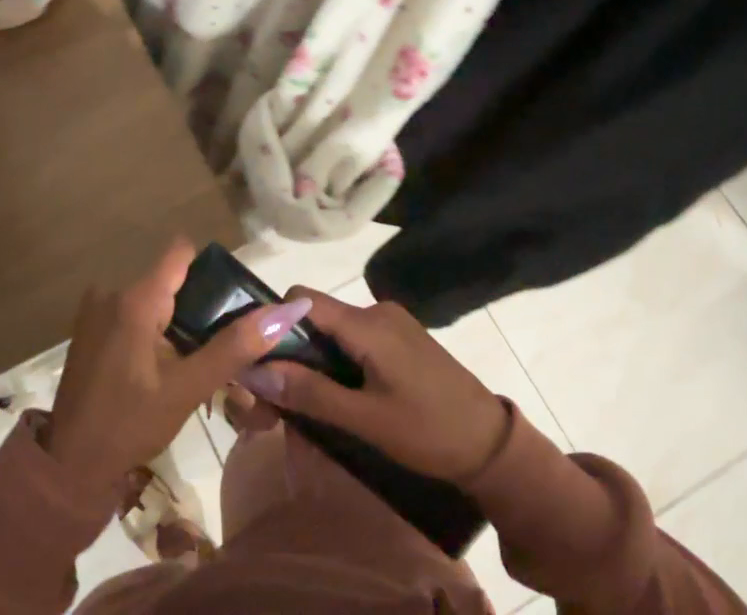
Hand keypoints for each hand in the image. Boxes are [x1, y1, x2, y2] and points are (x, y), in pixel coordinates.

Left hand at [44, 240, 312, 489]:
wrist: (70, 463)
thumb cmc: (130, 424)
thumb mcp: (188, 388)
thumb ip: (236, 346)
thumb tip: (287, 309)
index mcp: (135, 298)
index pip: (181, 252)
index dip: (212, 271)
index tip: (234, 305)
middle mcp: (111, 292)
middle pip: (170, 280)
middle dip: (199, 308)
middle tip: (222, 348)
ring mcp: (96, 311)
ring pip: (153, 301)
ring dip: (178, 325)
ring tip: (197, 364)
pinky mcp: (90, 331)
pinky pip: (133, 317)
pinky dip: (155, 334)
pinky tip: (165, 370)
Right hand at [240, 288, 509, 483]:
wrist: (492, 447)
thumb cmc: (429, 431)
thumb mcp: (365, 419)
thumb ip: (309, 393)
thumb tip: (253, 373)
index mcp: (368, 324)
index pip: (301, 299)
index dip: (272, 322)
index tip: (255, 358)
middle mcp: (377, 311)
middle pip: (315, 316)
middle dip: (290, 350)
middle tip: (275, 393)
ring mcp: (392, 324)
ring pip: (333, 331)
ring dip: (313, 360)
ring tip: (302, 401)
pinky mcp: (401, 340)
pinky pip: (354, 340)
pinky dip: (336, 363)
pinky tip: (335, 397)